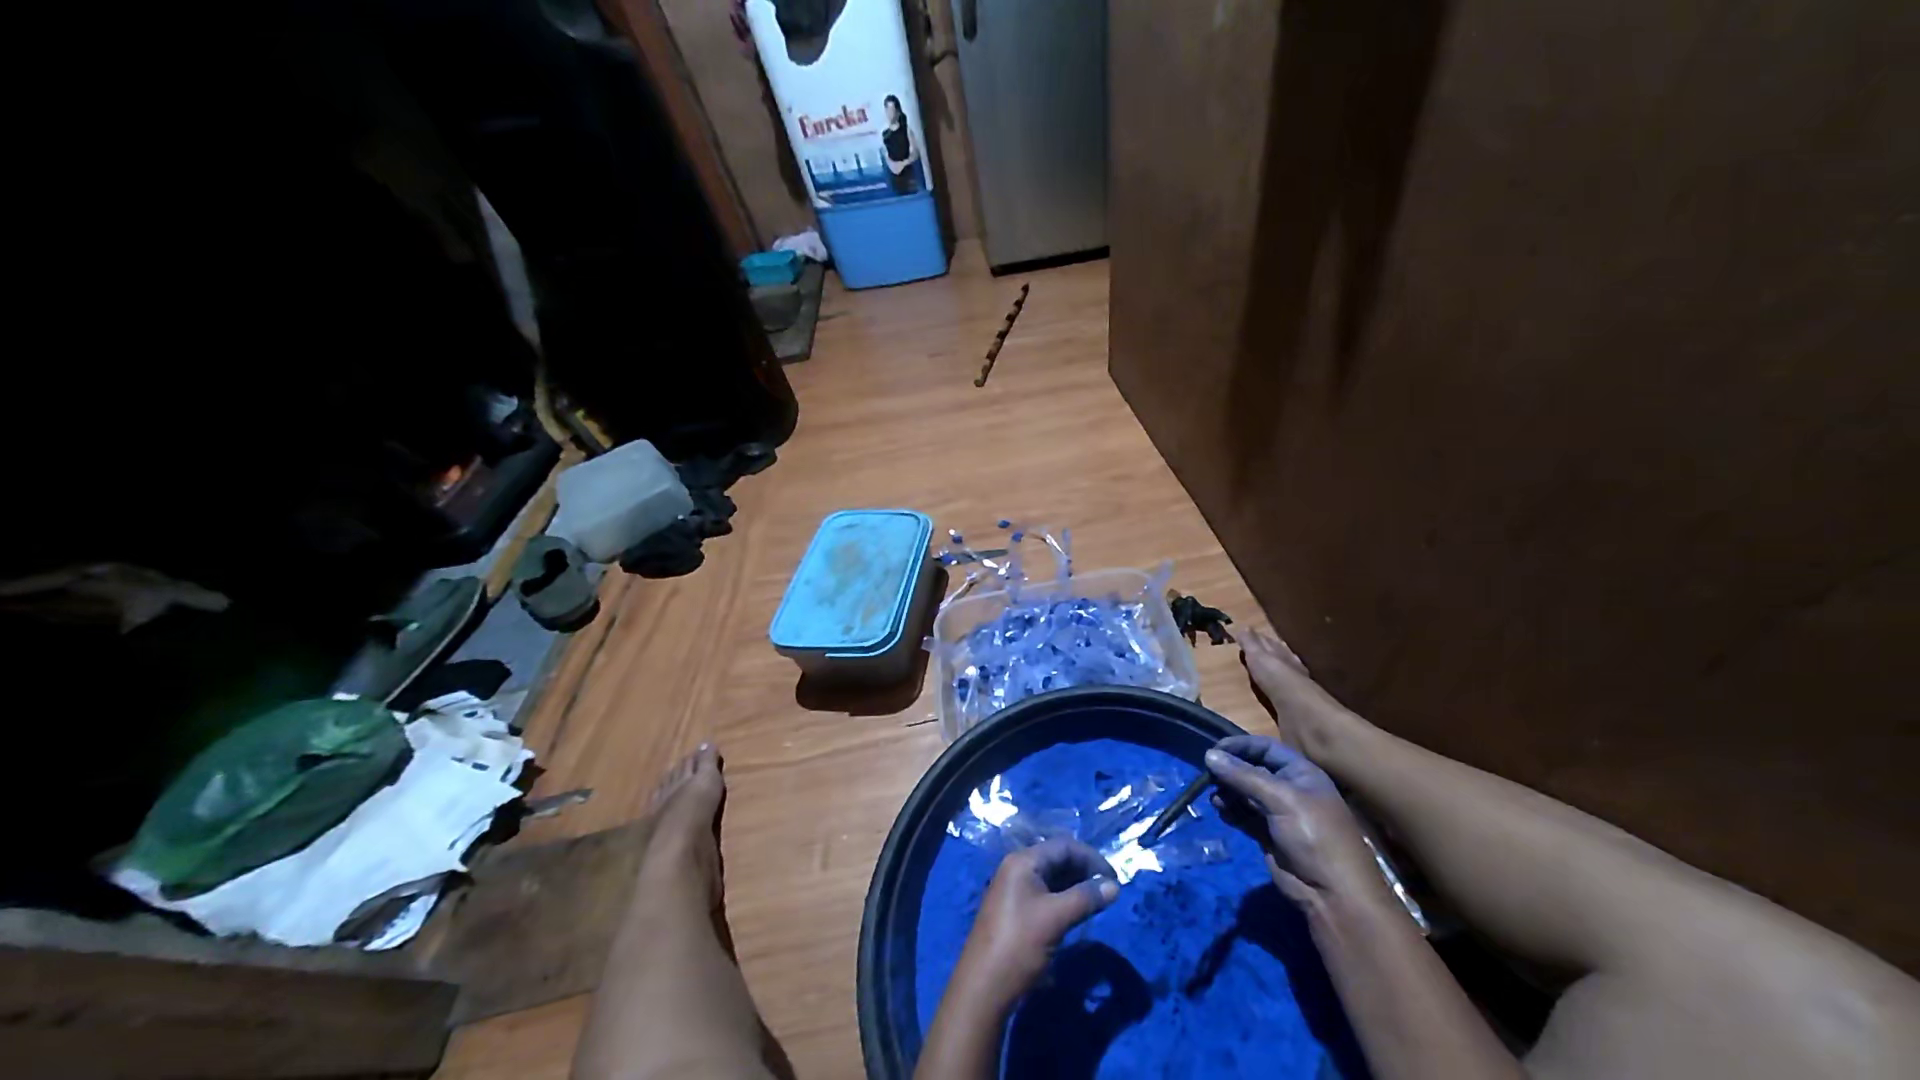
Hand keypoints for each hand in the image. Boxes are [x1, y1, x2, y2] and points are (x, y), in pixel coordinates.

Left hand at [948, 839, 1118, 1005]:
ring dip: (1076, 884)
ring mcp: (1014, 888)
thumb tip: (1114, 885)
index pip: (1063, 846)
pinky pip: (1045, 892)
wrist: (984, 985)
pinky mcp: (1016, 908)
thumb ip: (1086, 898)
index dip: (1091, 857)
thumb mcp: (1056, 918)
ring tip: (1098, 901)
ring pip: (1052, 877)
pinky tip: (1078, 910)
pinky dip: (1064, 897)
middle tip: (1109, 889)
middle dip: (1085, 870)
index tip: (1114, 878)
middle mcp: (1017, 868)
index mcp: (1022, 861)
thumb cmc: (1020, 945)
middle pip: (1057, 858)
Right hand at [1205, 735, 1384, 909]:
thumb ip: (1243, 776)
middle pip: (1253, 770)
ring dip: (1228, 793)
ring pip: (1246, 793)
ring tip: (1215, 799)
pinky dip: (1231, 812)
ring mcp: (1279, 813)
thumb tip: (1209, 755)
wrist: (1332, 893)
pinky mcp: (1269, 834)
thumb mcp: (1280, 799)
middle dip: (1230, 772)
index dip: (1240, 746)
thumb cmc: (1314, 836)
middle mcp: (1290, 789)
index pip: (1266, 748)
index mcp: (1301, 774)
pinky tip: (1222, 813)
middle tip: (1208, 778)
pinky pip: (1244, 815)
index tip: (1213, 751)